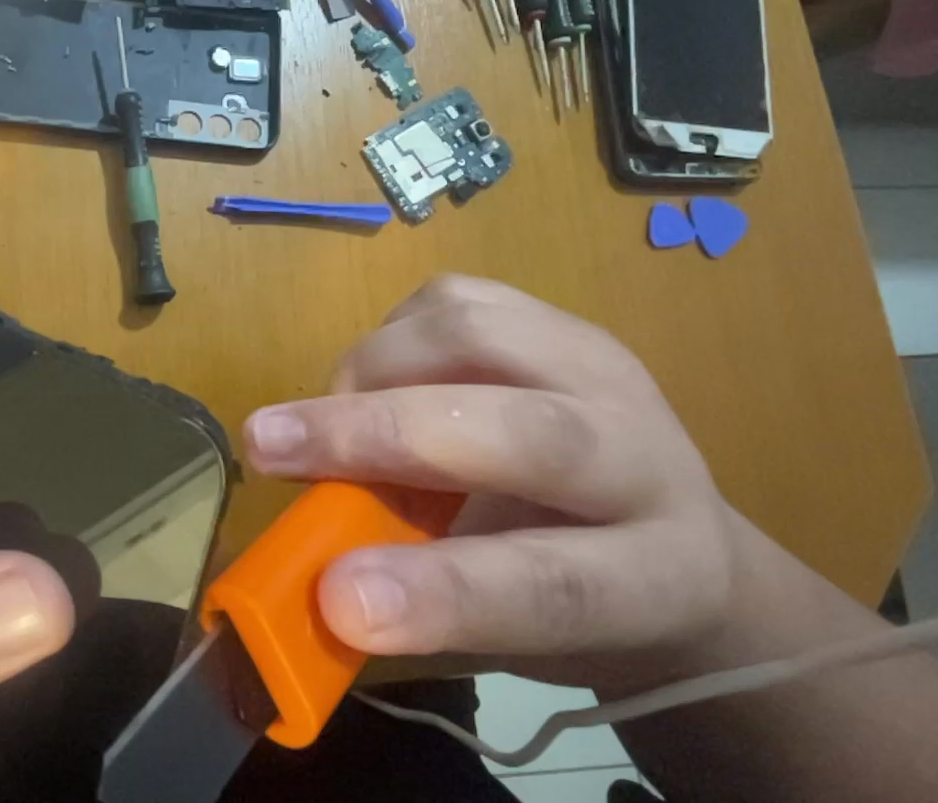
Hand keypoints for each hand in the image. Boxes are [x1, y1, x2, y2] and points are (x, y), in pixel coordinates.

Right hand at [243, 275, 739, 687]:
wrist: (669, 534)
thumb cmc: (572, 606)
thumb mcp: (509, 638)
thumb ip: (419, 608)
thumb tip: (314, 576)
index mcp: (655, 578)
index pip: (555, 584)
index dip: (440, 591)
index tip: (338, 599)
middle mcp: (646, 459)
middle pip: (523, 432)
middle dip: (377, 435)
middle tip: (268, 447)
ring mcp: (602, 368)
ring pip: (475, 331)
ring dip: (372, 372)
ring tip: (327, 419)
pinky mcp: (556, 319)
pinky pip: (453, 298)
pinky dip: (390, 335)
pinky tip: (376, 381)